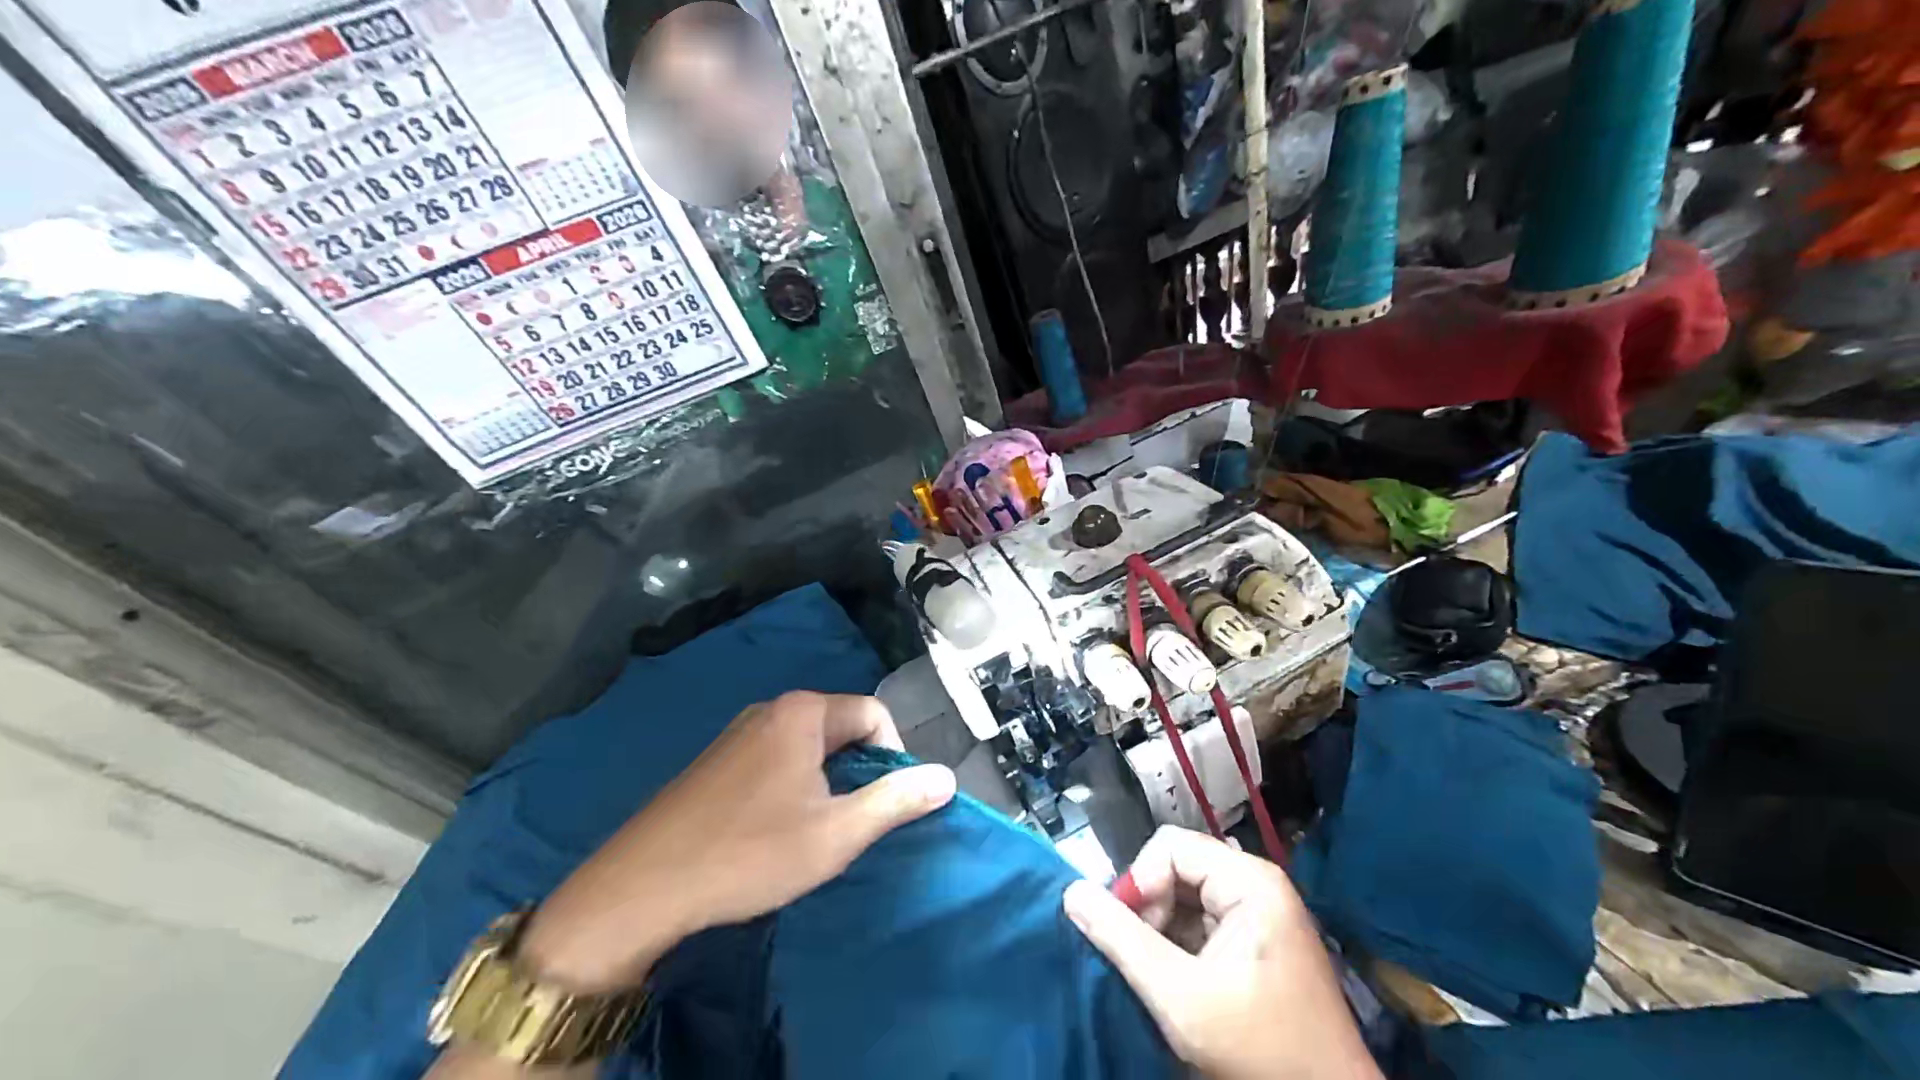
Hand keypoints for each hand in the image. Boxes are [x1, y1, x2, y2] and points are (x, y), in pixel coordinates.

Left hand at [518, 691, 956, 992]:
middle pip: (842, 725)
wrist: (642, 886)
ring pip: (808, 744)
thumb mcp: (836, 834)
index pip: (875, 714)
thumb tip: (946, 777)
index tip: (883, 805)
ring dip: (826, 780)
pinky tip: (774, 829)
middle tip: (851, 822)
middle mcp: (771, 708)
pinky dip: (793, 784)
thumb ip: (895, 801)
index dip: (894, 757)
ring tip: (815, 830)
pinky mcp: (716, 759)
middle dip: (859, 770)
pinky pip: (775, 757)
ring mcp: (738, 732)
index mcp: (803, 713)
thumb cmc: (750, 854)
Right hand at [1062, 828, 1382, 1079]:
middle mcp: (1255, 886)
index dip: (1139, 883)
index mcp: (1250, 882)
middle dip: (1148, 909)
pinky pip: (1199, 924)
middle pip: (1175, 868)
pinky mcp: (1253, 945)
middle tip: (1141, 959)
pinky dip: (1176, 947)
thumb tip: (1071, 891)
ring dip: (1158, 931)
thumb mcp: (1180, 997)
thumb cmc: (1260, 1054)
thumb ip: (1121, 938)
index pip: (1169, 847)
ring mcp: (1257, 916)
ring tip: (1156, 976)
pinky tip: (1174, 983)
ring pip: (1183, 898)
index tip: (1127, 933)